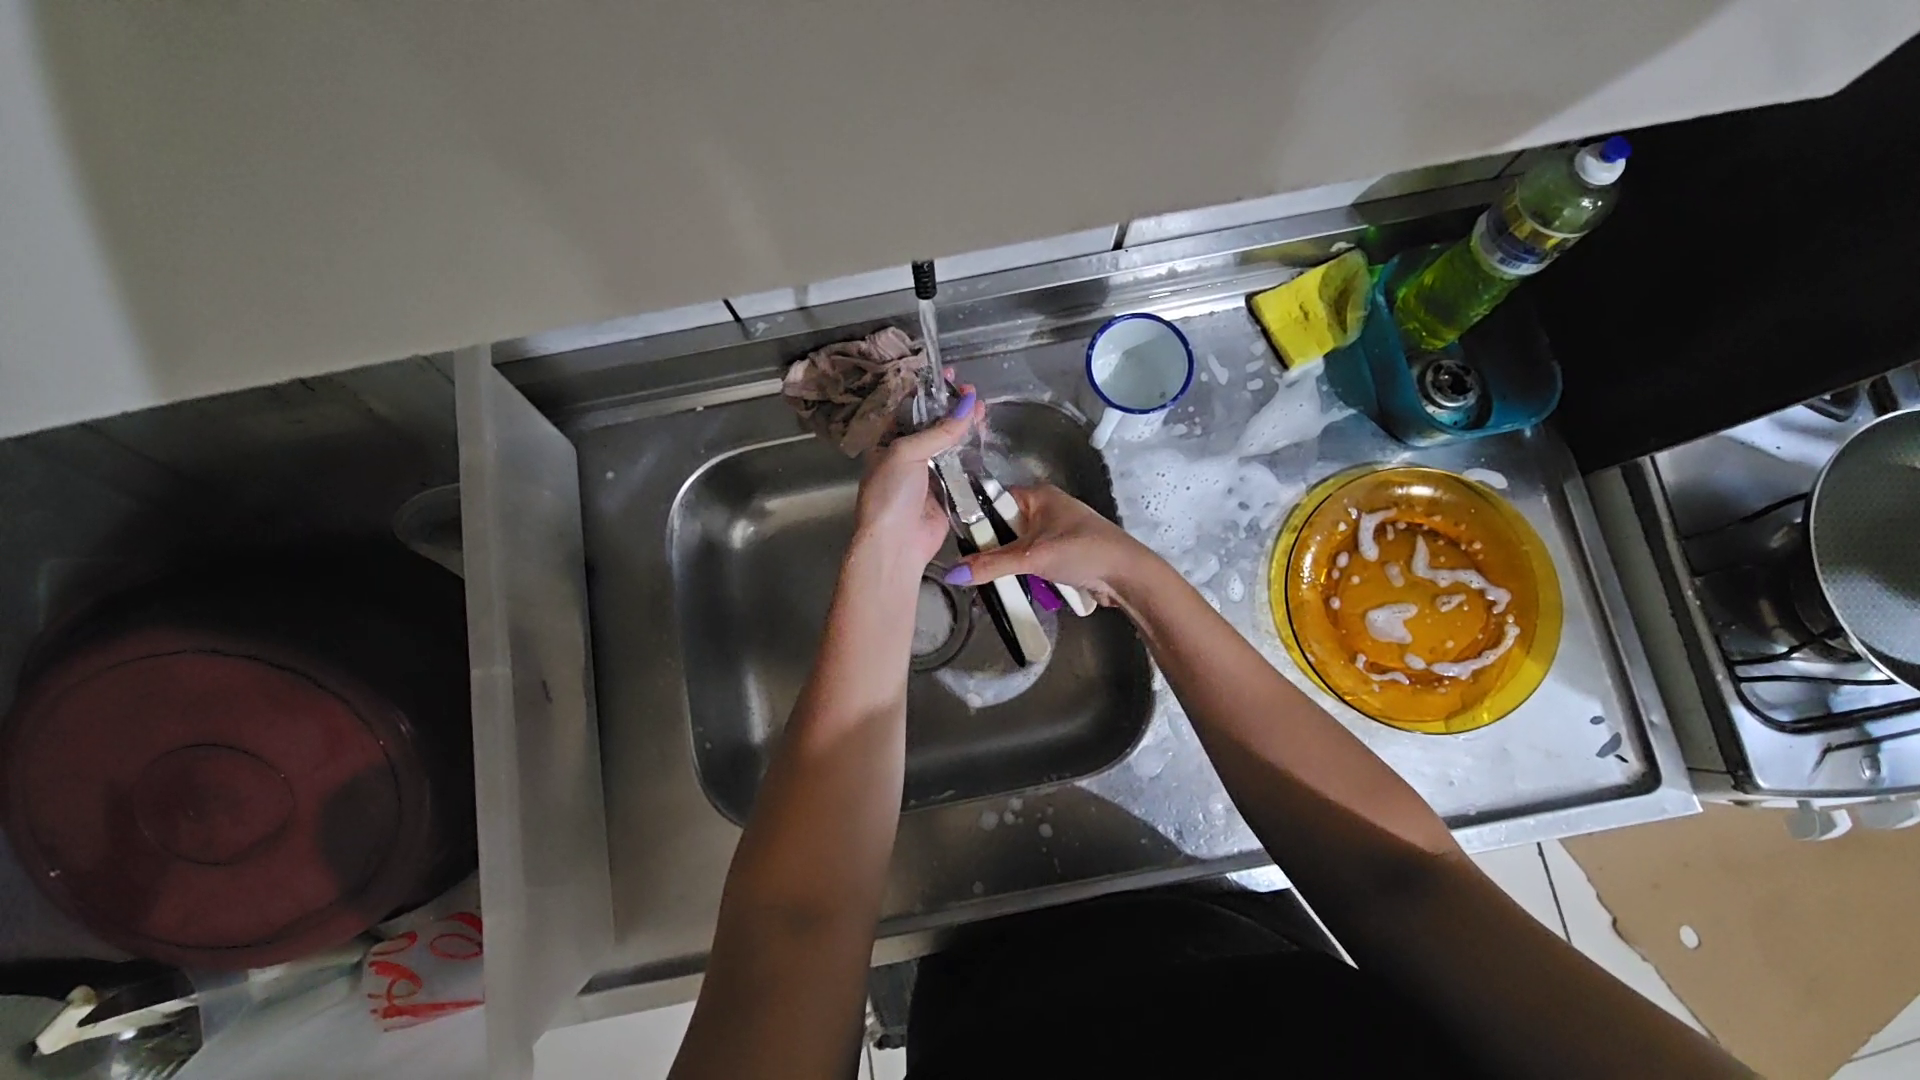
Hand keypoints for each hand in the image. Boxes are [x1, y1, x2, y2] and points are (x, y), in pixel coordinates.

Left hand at [850, 382, 980, 565]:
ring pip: (949, 445)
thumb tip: (967, 405)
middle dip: (952, 408)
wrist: (896, 544)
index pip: (910, 409)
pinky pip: (960, 468)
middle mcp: (906, 457)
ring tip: (984, 410)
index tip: (948, 376)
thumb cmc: (890, 495)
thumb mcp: (906, 453)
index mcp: (887, 443)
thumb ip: (938, 430)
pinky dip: (972, 453)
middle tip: (972, 391)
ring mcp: (927, 476)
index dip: (928, 392)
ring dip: (965, 428)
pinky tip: (983, 436)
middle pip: (933, 426)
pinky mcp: (945, 493)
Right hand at [940, 484, 1152, 606]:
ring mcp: (1056, 532)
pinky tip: (1019, 585)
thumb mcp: (1031, 557)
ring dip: (1010, 564)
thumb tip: (953, 574)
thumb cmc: (1081, 551)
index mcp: (1038, 496)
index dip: (977, 518)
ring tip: (993, 580)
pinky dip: (1027, 573)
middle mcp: (1046, 509)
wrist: (1127, 575)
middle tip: (973, 568)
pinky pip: (1034, 560)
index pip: (995, 499)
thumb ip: (991, 565)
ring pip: (1019, 547)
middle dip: (993, 548)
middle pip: (1005, 526)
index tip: (960, 541)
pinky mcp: (1064, 554)